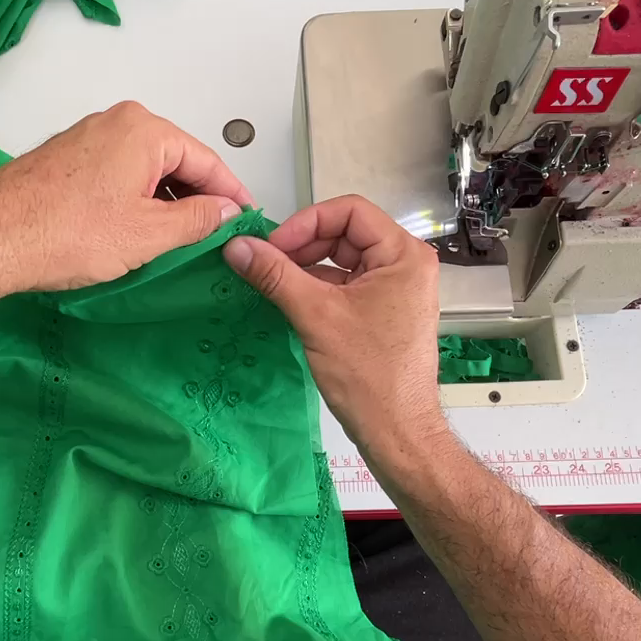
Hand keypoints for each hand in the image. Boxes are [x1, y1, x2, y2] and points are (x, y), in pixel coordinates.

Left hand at [0, 102, 253, 296]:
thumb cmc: (67, 234)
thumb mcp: (149, 234)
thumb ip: (198, 220)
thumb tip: (225, 211)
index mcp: (144, 129)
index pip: (207, 160)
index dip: (231, 195)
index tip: (246, 220)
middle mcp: (116, 122)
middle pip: (176, 161)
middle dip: (197, 199)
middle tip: (212, 237)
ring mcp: (88, 137)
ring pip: (146, 169)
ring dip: (165, 202)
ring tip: (175, 242)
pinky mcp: (68, 159)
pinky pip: (119, 174)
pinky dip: (136, 200)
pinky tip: (135, 230)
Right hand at [222, 195, 449, 453]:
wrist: (396, 430)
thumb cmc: (366, 373)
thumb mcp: (315, 316)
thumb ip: (274, 275)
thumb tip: (236, 246)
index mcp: (403, 255)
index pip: (350, 210)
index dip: (306, 222)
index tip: (272, 247)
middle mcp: (405, 265)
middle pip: (345, 233)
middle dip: (303, 245)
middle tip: (266, 265)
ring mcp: (396, 290)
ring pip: (342, 261)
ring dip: (306, 268)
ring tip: (271, 282)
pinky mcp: (383, 313)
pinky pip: (345, 286)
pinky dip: (316, 289)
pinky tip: (288, 300)